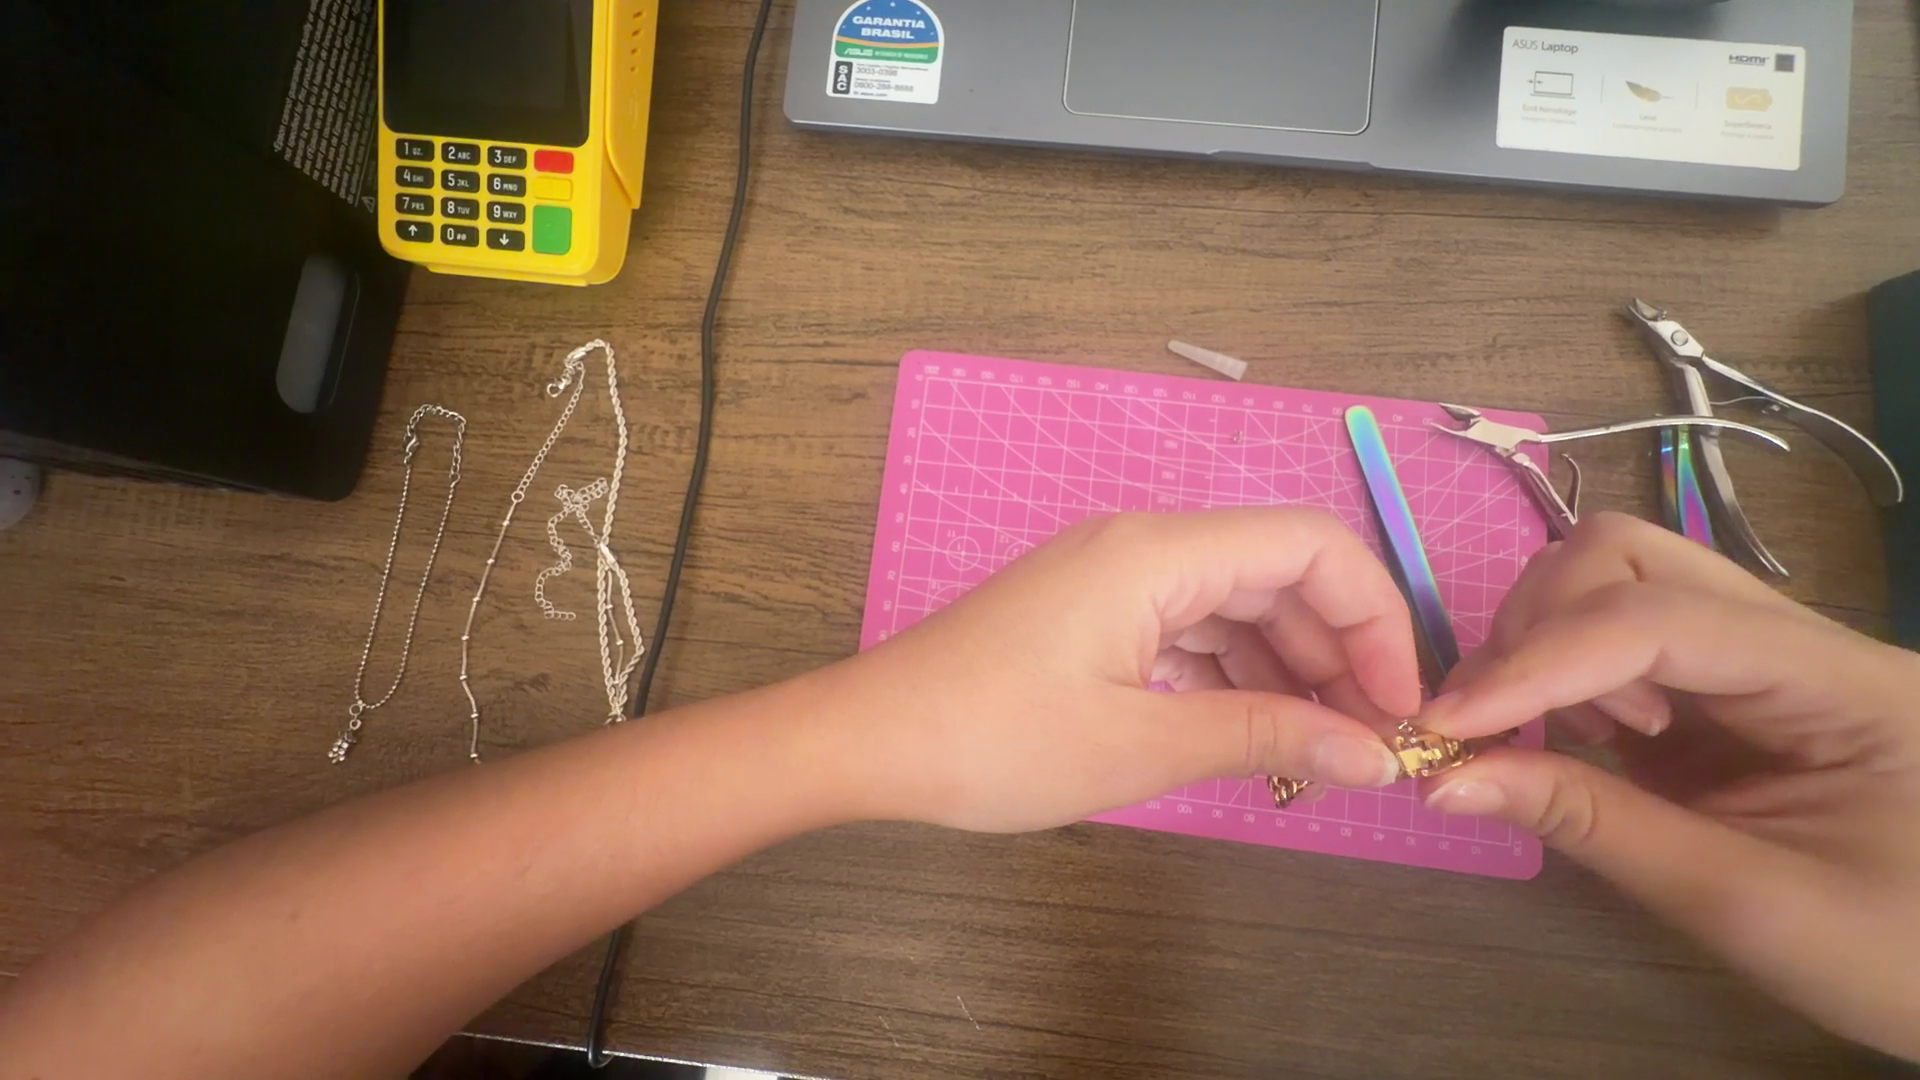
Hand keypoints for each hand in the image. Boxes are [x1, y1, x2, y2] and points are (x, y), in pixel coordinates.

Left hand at [816, 509, 1423, 833]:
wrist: (873, 739)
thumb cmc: (998, 738)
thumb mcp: (1140, 744)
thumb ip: (1263, 735)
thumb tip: (1371, 754)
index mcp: (1156, 552)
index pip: (1308, 546)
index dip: (1374, 617)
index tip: (1397, 706)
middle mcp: (1139, 547)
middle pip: (1272, 574)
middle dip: (1332, 651)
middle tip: (1367, 744)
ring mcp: (1109, 579)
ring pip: (1228, 606)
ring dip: (1280, 668)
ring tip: (1315, 748)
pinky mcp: (1087, 614)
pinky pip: (1181, 630)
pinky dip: (1224, 674)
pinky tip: (1246, 729)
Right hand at [1414, 513, 1919, 1060]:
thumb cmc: (1907, 959)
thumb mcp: (1743, 904)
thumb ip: (1585, 821)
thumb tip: (1437, 776)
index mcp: (1843, 683)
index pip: (1652, 620)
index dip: (1535, 664)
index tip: (1444, 723)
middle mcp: (1792, 637)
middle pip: (1624, 556)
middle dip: (1537, 625)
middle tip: (1511, 717)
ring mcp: (1749, 651)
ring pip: (1604, 576)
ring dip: (1539, 640)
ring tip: (1558, 730)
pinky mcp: (1710, 678)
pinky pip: (1600, 629)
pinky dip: (1551, 667)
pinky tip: (1571, 731)